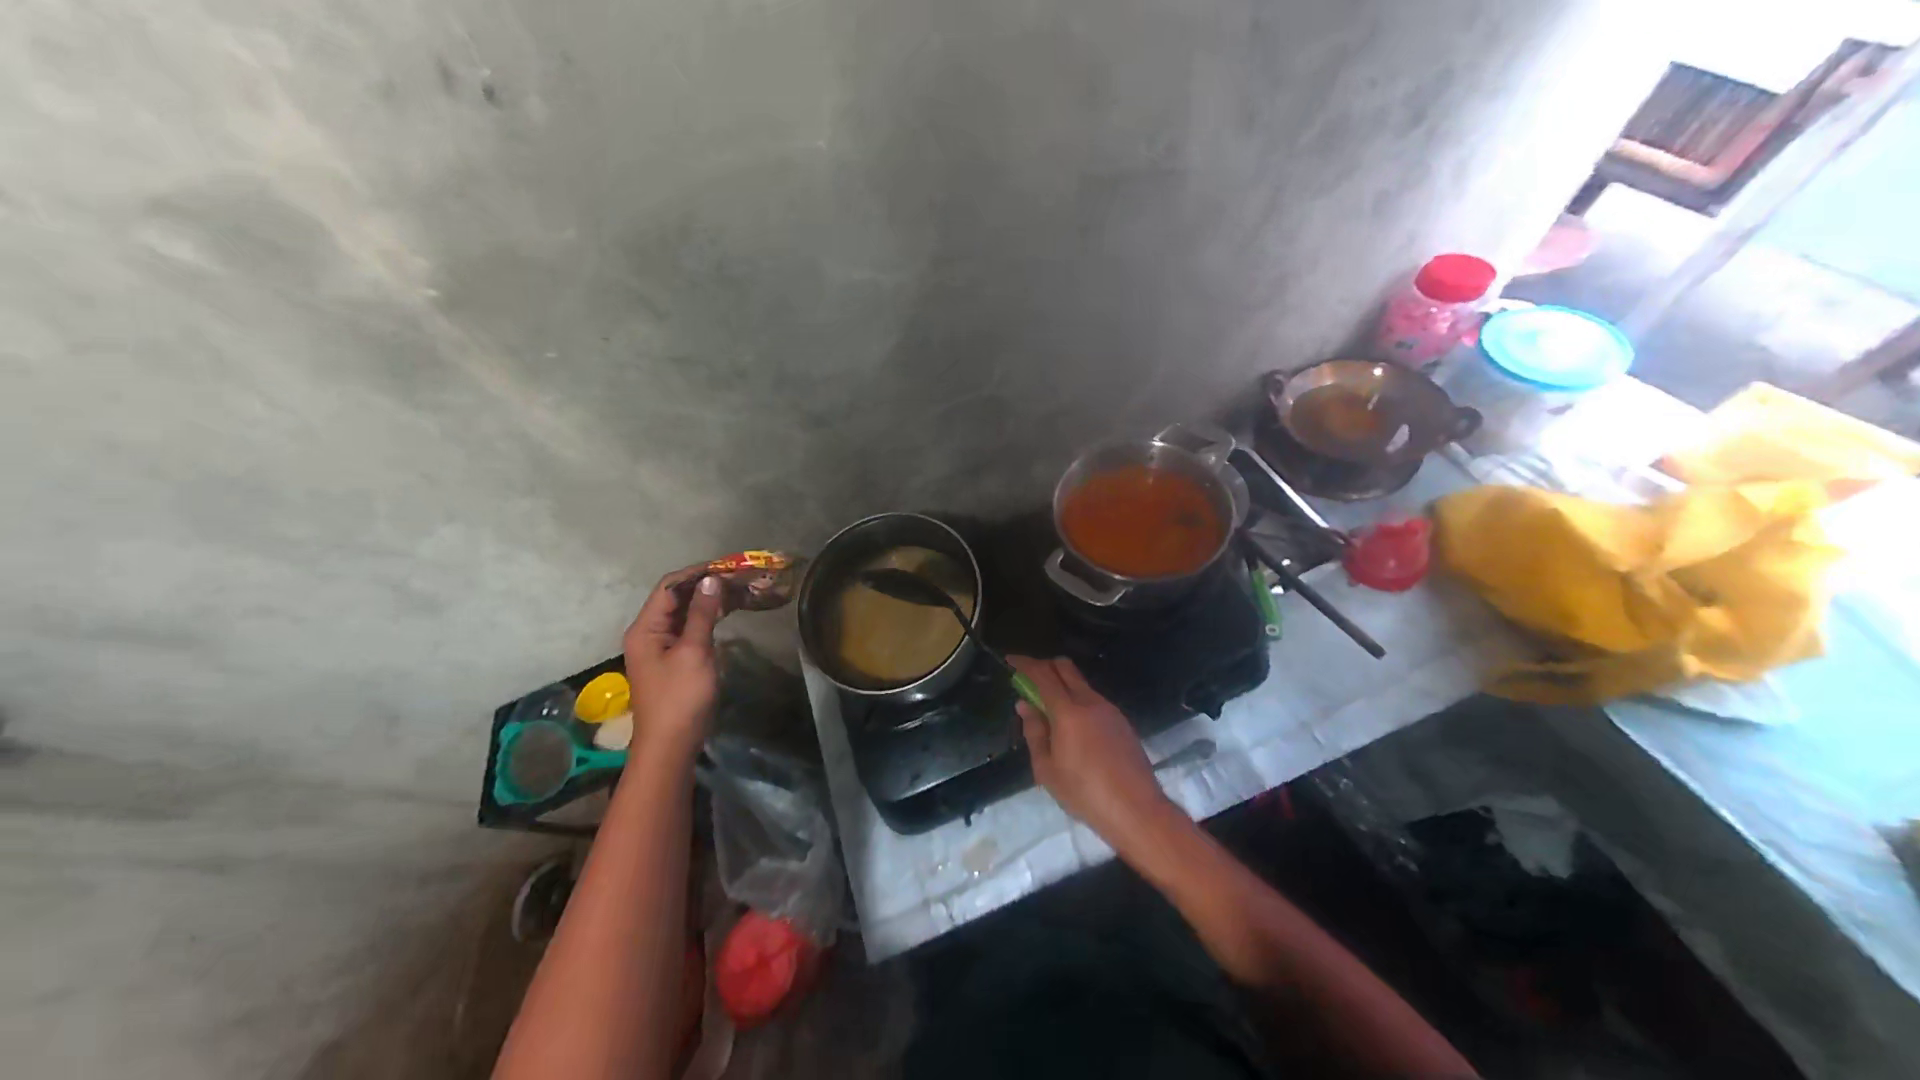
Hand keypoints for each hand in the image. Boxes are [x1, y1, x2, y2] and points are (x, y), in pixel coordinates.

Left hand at [622, 566, 724, 758]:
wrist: (671, 745)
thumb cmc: (681, 698)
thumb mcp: (694, 652)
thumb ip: (702, 613)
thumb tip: (711, 579)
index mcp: (645, 628)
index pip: (669, 586)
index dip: (697, 573)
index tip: (729, 567)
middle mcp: (648, 632)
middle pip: (676, 597)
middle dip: (706, 584)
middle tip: (740, 578)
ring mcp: (661, 647)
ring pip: (685, 612)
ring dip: (709, 600)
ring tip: (739, 591)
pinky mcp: (674, 659)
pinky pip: (690, 628)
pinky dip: (708, 617)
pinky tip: (728, 613)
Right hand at [1010, 655, 1183, 850]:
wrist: (1137, 810)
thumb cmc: (1085, 794)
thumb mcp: (1047, 769)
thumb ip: (1035, 732)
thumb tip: (1025, 705)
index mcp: (1068, 712)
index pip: (1042, 674)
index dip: (1025, 664)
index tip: (1010, 660)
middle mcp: (1090, 702)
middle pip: (1065, 668)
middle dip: (1044, 666)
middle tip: (1028, 681)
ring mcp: (1110, 710)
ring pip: (1081, 684)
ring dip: (1062, 685)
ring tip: (1049, 711)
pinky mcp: (1122, 722)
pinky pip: (1094, 700)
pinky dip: (1077, 700)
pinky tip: (1073, 727)